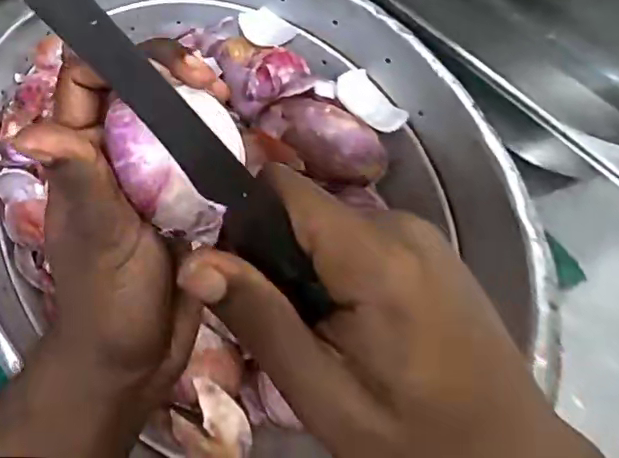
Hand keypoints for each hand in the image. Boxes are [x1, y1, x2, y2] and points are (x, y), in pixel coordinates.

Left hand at [13, 41, 217, 395]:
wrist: (137, 358)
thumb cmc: (103, 291)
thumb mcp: (93, 226)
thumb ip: (73, 172)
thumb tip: (24, 134)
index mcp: (77, 143)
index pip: (88, 76)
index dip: (120, 60)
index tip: (169, 72)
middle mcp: (110, 146)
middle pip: (135, 86)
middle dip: (171, 73)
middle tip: (211, 86)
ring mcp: (147, 169)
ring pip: (169, 114)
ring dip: (200, 104)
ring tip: (228, 109)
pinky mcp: (182, 194)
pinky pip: (200, 153)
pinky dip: (221, 143)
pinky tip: (245, 147)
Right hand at [177, 166, 600, 457]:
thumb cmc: (418, 441)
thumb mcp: (325, 394)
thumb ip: (257, 317)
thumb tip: (188, 261)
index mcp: (376, 255)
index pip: (277, 185)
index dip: (241, 214)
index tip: (232, 265)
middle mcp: (400, 224)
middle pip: (298, 205)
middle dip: (271, 247)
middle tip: (276, 312)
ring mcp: (421, 234)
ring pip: (321, 219)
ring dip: (301, 258)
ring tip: (313, 321)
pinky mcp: (429, 248)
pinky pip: (352, 232)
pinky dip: (332, 262)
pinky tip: (346, 316)